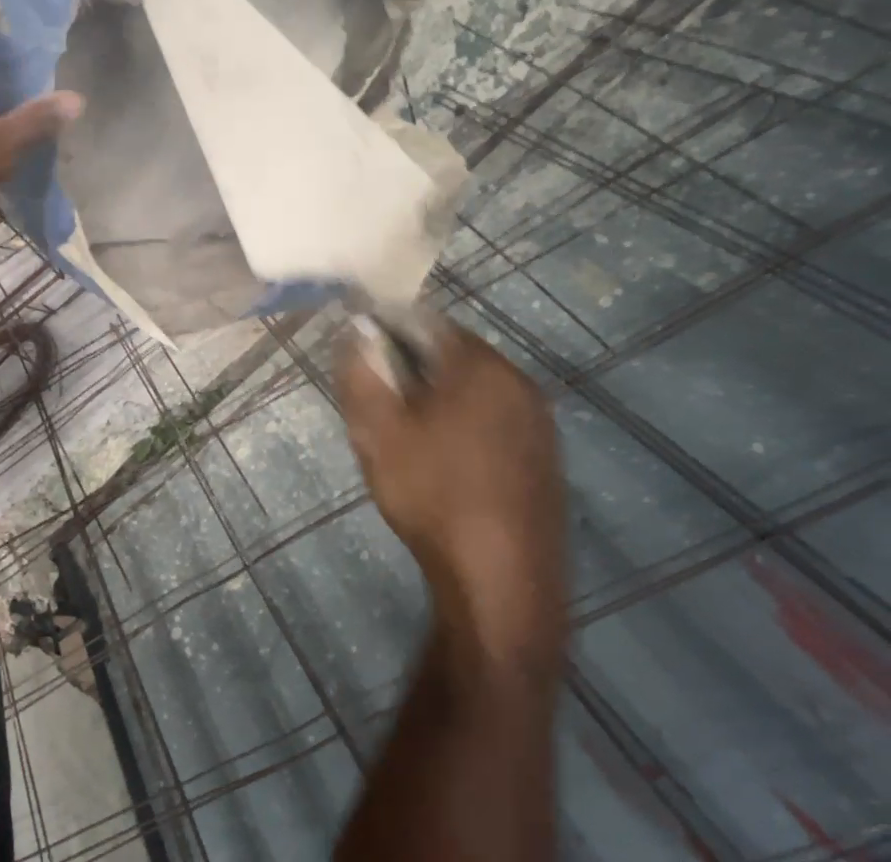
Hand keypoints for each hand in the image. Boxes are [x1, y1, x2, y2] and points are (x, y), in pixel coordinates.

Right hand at [338, 322, 566, 649]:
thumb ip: (363, 373)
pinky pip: (490, 422)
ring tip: (399, 438)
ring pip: (471, 391)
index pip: (426, 322)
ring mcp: (539, 423)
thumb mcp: (376, 430)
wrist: (500, 576)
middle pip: (452, 356)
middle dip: (408, 370)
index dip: (384, 332)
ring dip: (433, 401)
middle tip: (372, 405)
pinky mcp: (542, 458)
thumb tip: (359, 331)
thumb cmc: (431, 492)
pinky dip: (459, 428)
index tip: (356, 362)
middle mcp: (521, 384)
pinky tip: (438, 465)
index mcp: (482, 367)